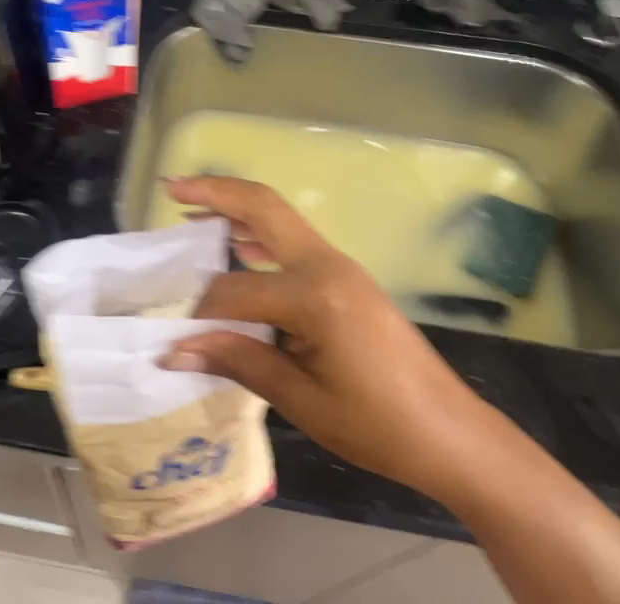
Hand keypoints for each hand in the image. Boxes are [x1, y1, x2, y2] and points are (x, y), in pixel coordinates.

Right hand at [157, 176, 485, 497]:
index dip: (201, 315)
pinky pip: (295, 242)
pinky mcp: (347, 279)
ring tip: (193, 208)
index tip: (179, 344)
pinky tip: (238, 244)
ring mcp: (341, 267)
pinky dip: (260, 233)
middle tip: (171, 187)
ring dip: (238, 207)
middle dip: (216, 193)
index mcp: (315, 295)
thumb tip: (174, 350)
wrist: (448, 433)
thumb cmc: (377, 425)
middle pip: (264, 208)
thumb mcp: (301, 399)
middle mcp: (327, 265)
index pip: (235, 290)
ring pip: (281, 218)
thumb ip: (238, 360)